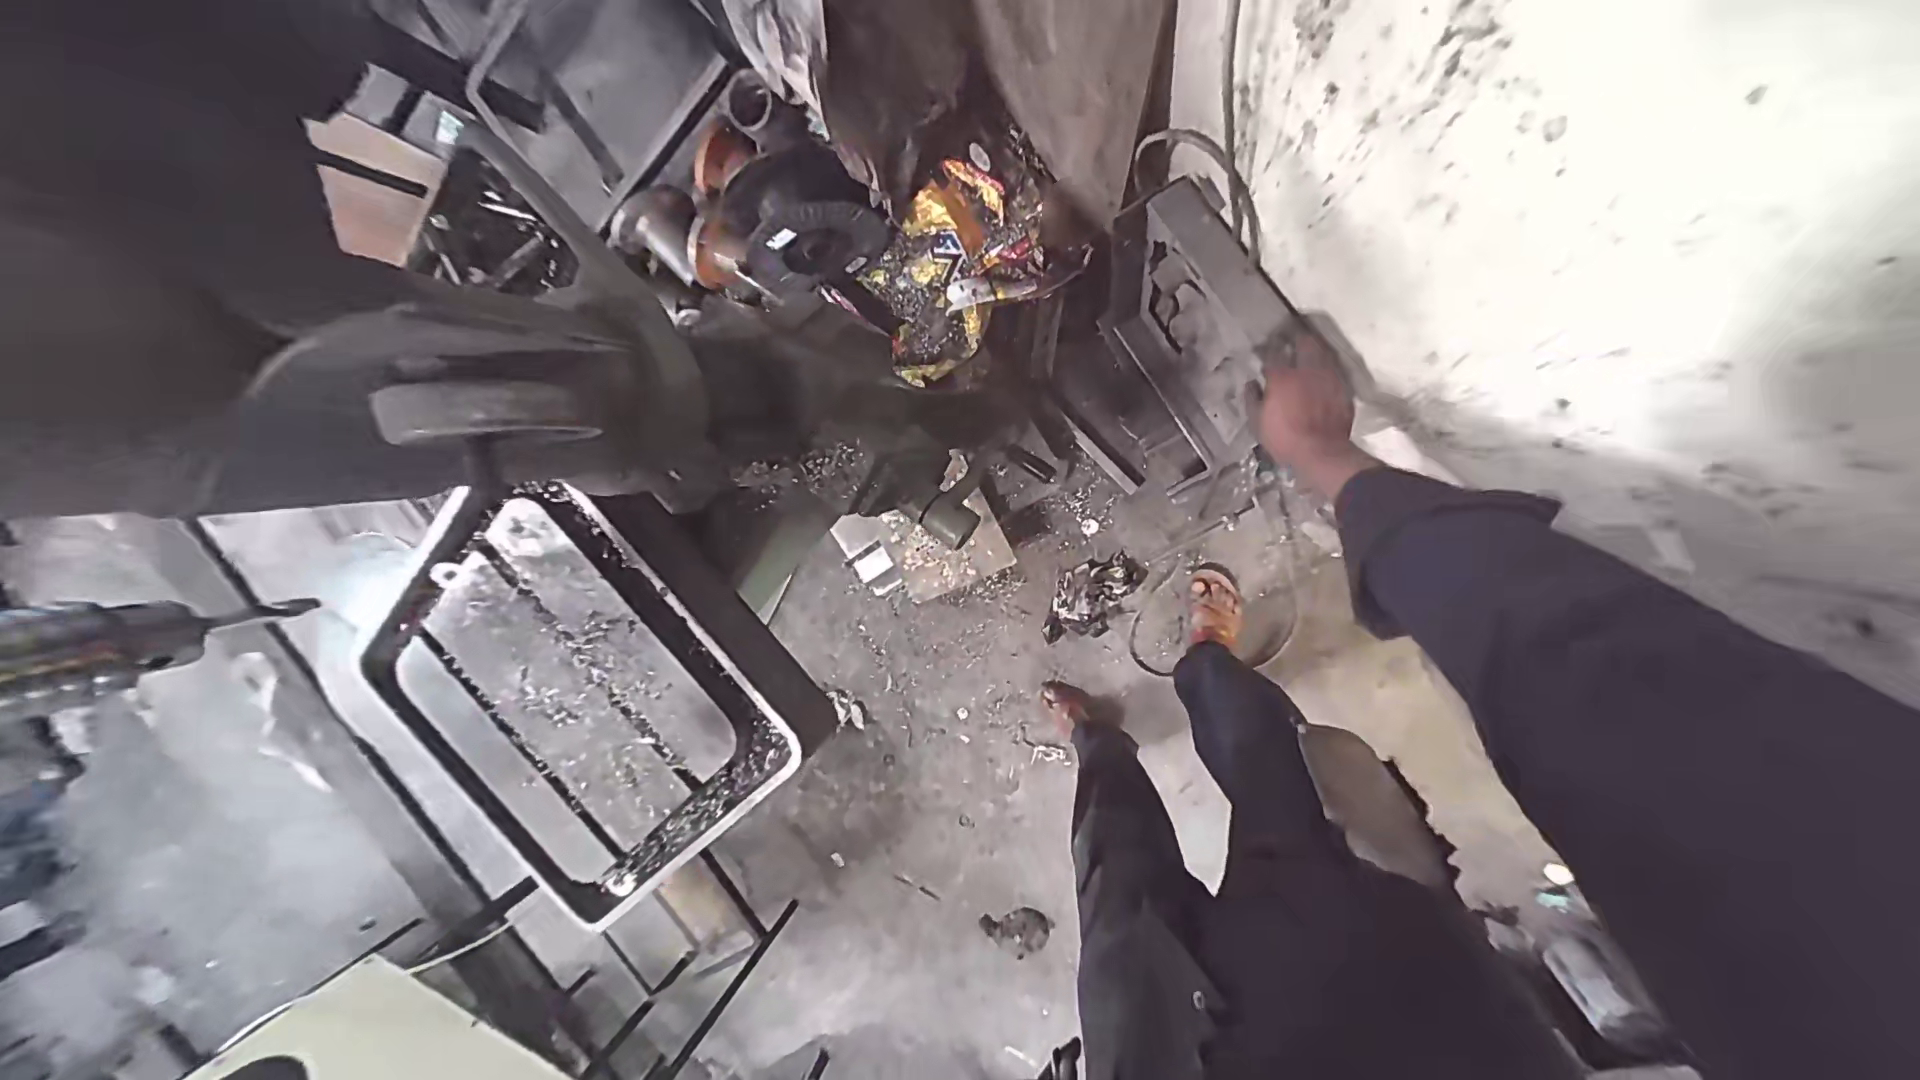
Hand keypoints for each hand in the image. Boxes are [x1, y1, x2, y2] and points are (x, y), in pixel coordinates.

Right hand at [1253, 329, 1378, 500]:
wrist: (1321, 452)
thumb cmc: (1284, 439)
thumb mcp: (1257, 422)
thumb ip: (1252, 399)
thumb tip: (1251, 383)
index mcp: (1282, 377)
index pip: (1274, 351)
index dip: (1268, 344)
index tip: (1263, 344)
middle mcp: (1307, 370)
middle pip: (1303, 342)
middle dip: (1295, 336)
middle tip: (1288, 335)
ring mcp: (1329, 376)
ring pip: (1322, 351)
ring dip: (1313, 346)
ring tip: (1306, 346)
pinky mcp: (1343, 387)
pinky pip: (1333, 367)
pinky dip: (1325, 364)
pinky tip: (1320, 368)